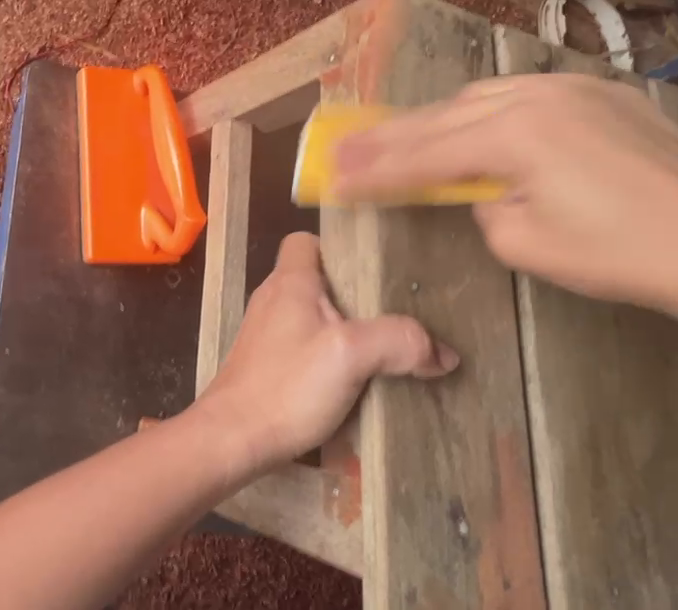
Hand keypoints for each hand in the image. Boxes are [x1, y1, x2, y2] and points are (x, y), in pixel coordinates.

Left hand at [193, 233, 456, 474]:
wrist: (234, 436)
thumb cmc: (286, 385)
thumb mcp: (350, 355)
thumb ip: (398, 341)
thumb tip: (443, 352)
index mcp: (289, 281)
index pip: (306, 241)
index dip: (339, 248)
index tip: (377, 271)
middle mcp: (274, 298)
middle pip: (319, 279)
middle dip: (358, 295)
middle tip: (400, 316)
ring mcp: (268, 332)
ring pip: (316, 316)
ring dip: (349, 330)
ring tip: (390, 350)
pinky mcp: (268, 362)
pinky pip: (308, 345)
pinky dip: (333, 355)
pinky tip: (360, 380)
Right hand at [329, 73, 677, 321]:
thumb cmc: (622, 257)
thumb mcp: (524, 245)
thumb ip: (480, 206)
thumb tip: (480, 188)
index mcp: (513, 135)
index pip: (424, 153)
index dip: (375, 168)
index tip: (333, 174)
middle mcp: (536, 97)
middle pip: (444, 115)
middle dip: (393, 136)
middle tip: (348, 148)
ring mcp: (575, 88)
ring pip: (483, 95)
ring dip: (441, 119)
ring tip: (409, 136)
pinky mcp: (608, 94)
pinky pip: (529, 94)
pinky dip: (493, 111)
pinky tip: (485, 126)